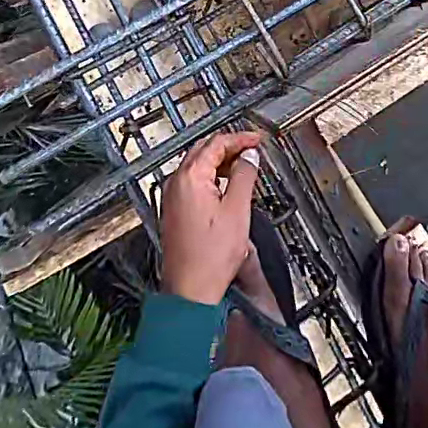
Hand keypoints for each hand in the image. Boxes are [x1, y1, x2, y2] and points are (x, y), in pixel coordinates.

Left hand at [159, 130, 263, 305]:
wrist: (190, 289)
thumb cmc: (210, 257)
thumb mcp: (237, 211)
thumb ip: (244, 176)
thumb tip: (248, 156)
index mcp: (190, 177)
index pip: (216, 143)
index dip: (239, 138)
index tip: (255, 140)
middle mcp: (176, 182)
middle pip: (203, 150)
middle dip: (228, 146)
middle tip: (250, 148)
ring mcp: (172, 195)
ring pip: (197, 165)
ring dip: (219, 161)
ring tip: (242, 166)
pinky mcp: (173, 208)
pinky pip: (192, 181)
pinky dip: (210, 176)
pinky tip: (225, 187)